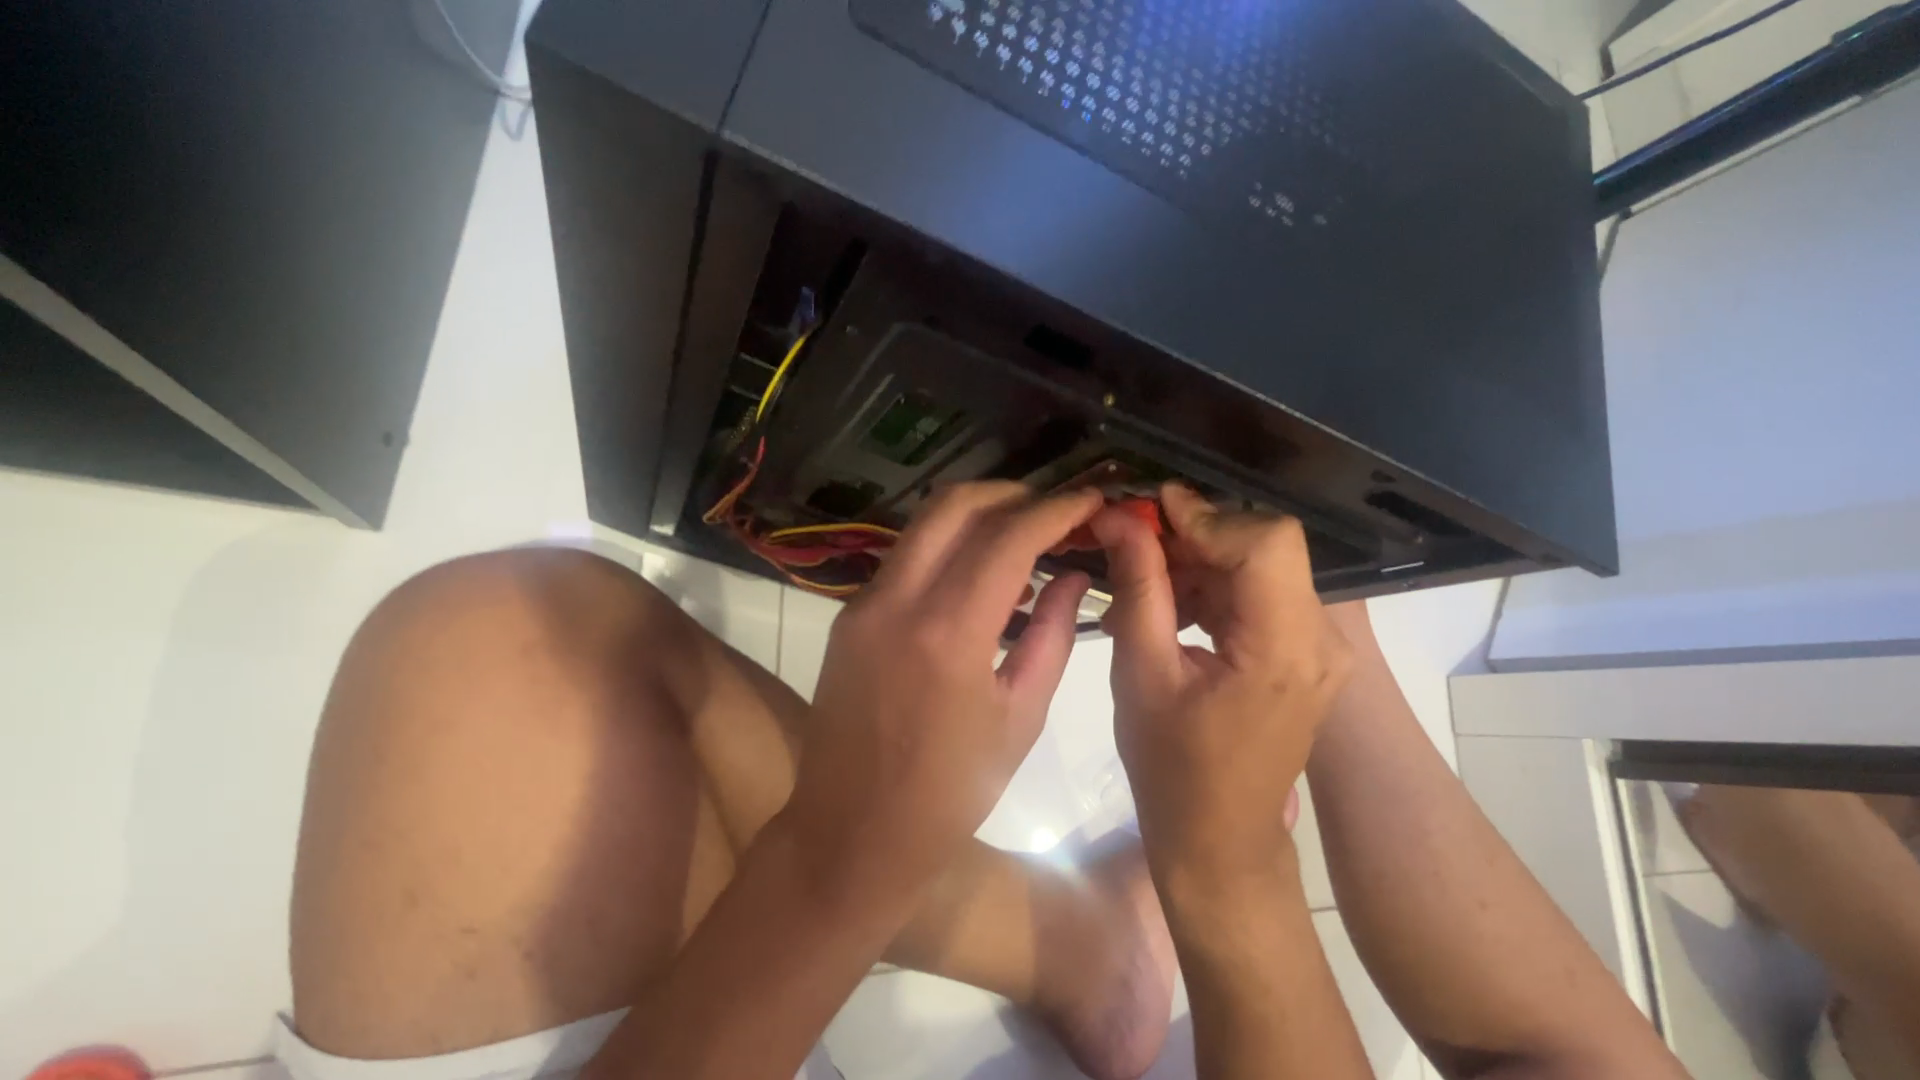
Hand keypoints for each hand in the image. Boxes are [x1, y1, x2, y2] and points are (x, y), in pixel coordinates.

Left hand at [785, 482, 1103, 892]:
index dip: (1056, 509)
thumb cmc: (951, 795)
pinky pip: (904, 561)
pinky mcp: (847, 618)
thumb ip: (1052, 636)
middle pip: (955, 505)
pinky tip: (977, 578)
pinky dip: (946, 550)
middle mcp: (898, 602)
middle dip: (1012, 494)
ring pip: (923, 526)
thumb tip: (1073, 576)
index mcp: (950, 633)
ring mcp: (863, 606)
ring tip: (1023, 537)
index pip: (1009, 537)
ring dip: (976, 516)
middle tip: (1054, 509)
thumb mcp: (1020, 718)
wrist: (851, 835)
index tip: (1090, 498)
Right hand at [1093, 483, 1351, 893]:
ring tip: (1144, 584)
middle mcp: (1320, 639)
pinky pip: (1264, 598)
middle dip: (1197, 538)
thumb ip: (1139, 587)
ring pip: (1265, 567)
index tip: (1146, 512)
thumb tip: (1119, 518)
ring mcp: (1321, 649)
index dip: (1205, 517)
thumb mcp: (1141, 674)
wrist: (1219, 842)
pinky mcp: (1308, 658)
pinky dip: (1218, 590)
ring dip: (1204, 563)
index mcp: (1283, 648)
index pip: (1264, 541)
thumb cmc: (1171, 768)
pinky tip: (1172, 608)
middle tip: (1133, 546)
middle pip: (1267, 548)